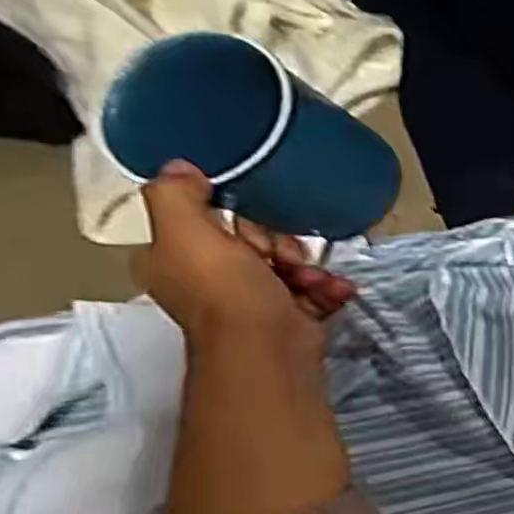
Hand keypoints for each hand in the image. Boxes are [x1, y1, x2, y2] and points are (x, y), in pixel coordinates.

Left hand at [140, 161, 355, 513]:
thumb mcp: (187, 234)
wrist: (268, 346)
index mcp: (176, 258)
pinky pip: (315, 290)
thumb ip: (177, 196)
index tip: (247, 233)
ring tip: (313, 280)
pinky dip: (329, 288)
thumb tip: (181, 167)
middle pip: (255, 242)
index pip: (210, 223)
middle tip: (283, 259)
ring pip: (290, 265)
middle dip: (280, 246)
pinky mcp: (291, 316)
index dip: (236, 221)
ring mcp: (252, 300)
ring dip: (310, 267)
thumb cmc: (225, 291)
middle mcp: (209, 279)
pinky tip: (336, 289)